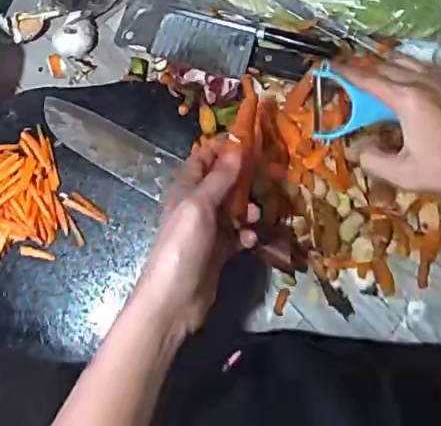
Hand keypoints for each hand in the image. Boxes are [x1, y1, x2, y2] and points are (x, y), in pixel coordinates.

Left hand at [127, 142, 256, 336]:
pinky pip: (237, 235)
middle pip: (223, 181)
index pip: (205, 156)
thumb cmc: (183, 244)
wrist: (173, 301)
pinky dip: (245, 234)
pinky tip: (250, 240)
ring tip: (256, 215)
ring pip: (233, 208)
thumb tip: (237, 145)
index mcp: (187, 187)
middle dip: (243, 177)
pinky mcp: (219, 251)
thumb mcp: (200, 205)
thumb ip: (220, 177)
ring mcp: (208, 228)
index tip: (249, 140)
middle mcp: (198, 203)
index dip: (224, 147)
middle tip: (267, 174)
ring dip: (247, 208)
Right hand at [337, 54, 440, 200]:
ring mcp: (438, 79)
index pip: (367, 79)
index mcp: (405, 99)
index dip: (345, 73)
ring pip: (403, 61)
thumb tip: (359, 149)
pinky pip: (421, 65)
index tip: (329, 67)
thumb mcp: (405, 174)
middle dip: (362, 70)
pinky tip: (406, 80)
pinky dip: (406, 67)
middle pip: (383, 67)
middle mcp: (419, 81)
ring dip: (384, 66)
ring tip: (375, 78)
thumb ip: (374, 161)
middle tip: (349, 78)